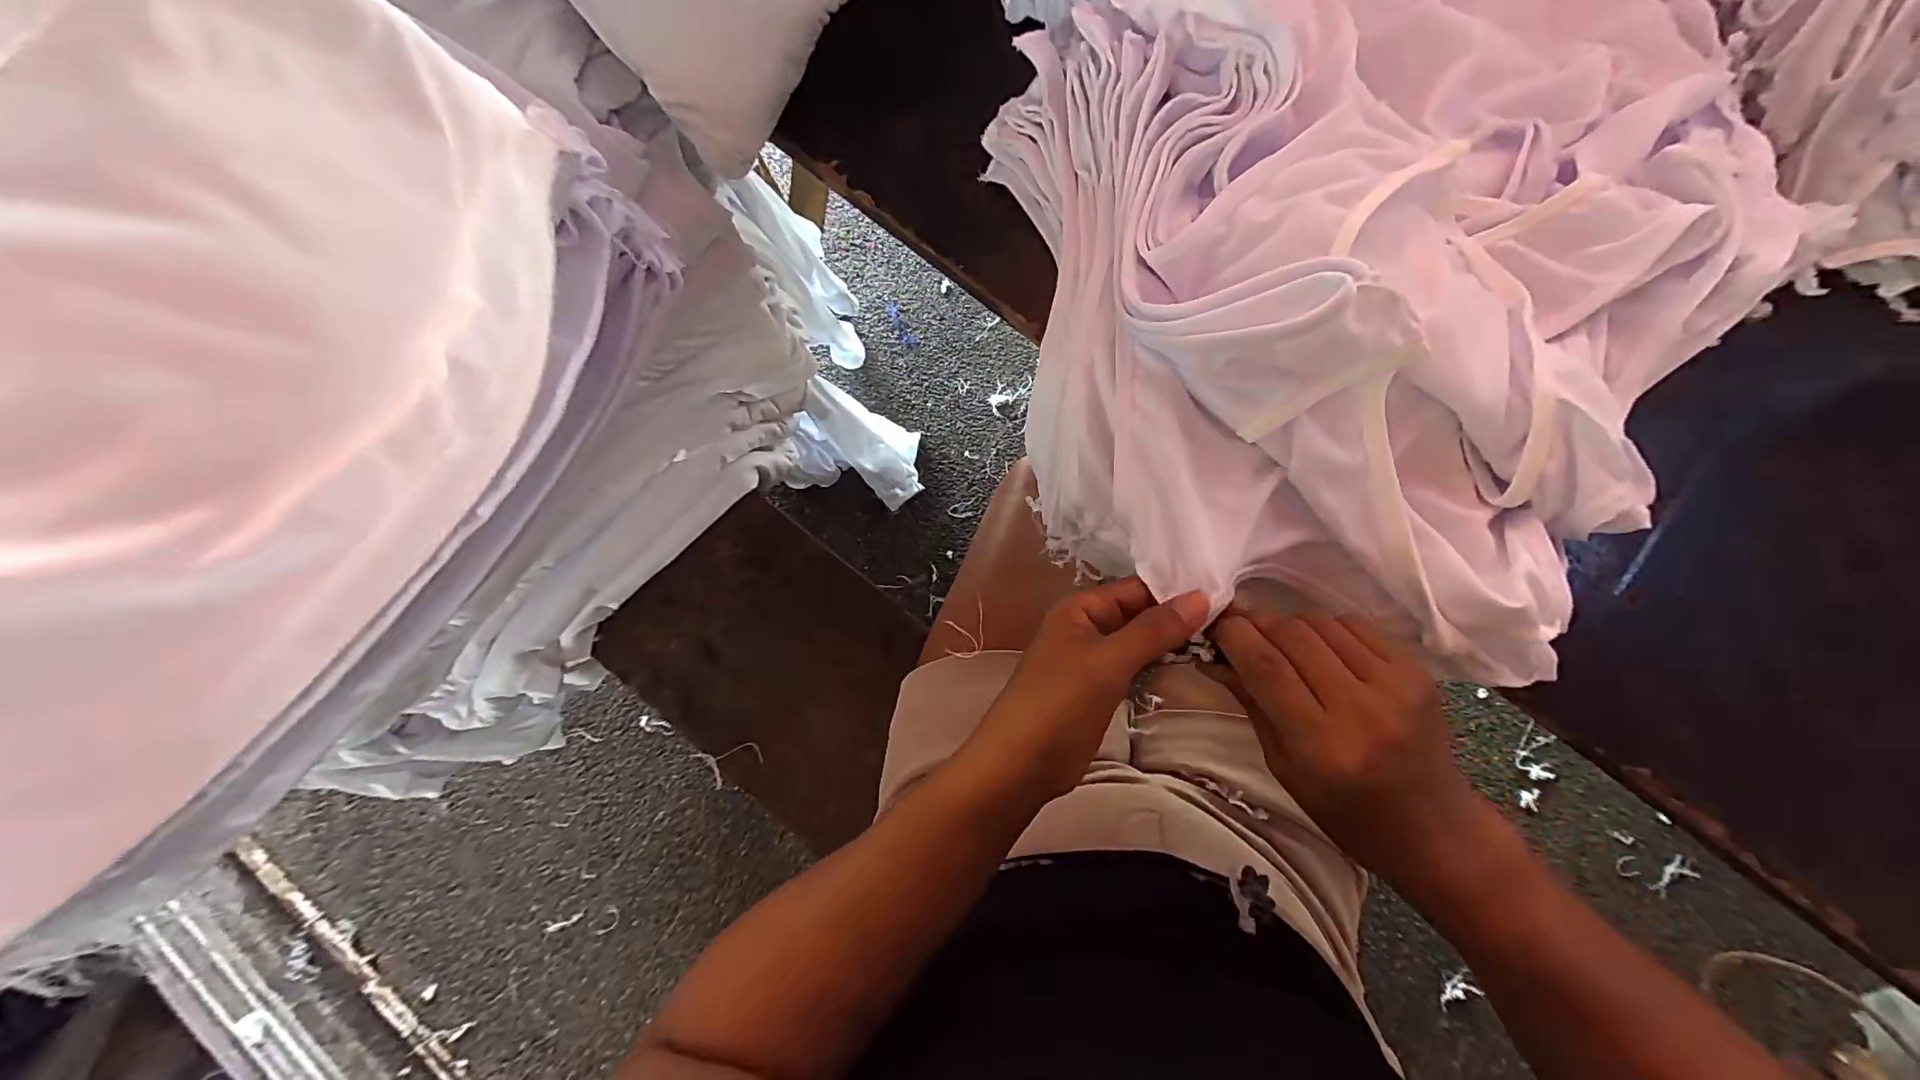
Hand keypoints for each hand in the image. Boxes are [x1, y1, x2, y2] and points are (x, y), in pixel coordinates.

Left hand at [951, 578, 1208, 802]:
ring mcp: (1092, 659)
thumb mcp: (1108, 660)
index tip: (1226, 596)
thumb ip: (1154, 629)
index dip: (1177, 591)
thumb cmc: (1059, 702)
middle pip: (1139, 613)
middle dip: (1179, 617)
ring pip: (1139, 642)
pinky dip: (1158, 665)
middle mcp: (1085, 626)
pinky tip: (1192, 666)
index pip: (1136, 588)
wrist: (1021, 763)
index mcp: (1079, 608)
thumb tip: (1202, 596)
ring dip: (1172, 642)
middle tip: (1234, 621)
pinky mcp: (1099, 689)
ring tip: (1224, 640)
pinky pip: (1134, 667)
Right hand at [1207, 601, 1481, 884]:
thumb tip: (1213, 656)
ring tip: (1278, 641)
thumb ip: (1251, 703)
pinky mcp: (1418, 671)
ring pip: (1322, 623)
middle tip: (1237, 628)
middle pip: (1292, 635)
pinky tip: (1318, 647)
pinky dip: (1326, 628)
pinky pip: (1355, 626)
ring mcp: (1396, 686)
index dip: (1233, 636)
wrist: (1434, 828)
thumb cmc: (1346, 810)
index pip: (1266, 667)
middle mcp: (1361, 709)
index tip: (1213, 625)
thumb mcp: (1283, 765)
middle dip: (1256, 624)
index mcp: (1322, 744)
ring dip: (1289, 624)